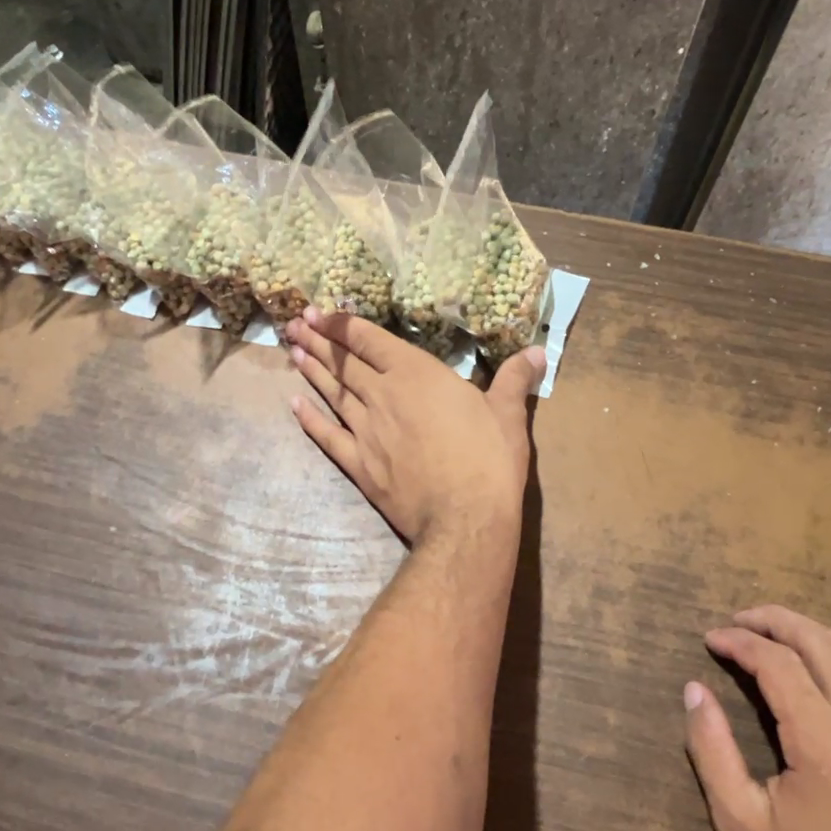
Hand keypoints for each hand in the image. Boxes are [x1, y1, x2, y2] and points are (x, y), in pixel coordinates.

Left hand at [284, 306, 543, 548]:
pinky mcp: (359, 465)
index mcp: (416, 374)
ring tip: (293, 352)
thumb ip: (514, 379)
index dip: (341, 323)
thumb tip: (538, 351)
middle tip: (294, 326)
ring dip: (312, 372)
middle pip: (345, 364)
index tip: (317, 311)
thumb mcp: (508, 414)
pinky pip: (327, 436)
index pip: (369, 339)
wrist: (464, 519)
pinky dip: (309, 419)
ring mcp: (366, 431)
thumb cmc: (490, 460)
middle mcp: (382, 395)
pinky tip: (294, 405)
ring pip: (332, 394)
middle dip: (318, 342)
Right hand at [684, 606, 830, 830]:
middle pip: (824, 644)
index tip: (710, 638)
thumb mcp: (742, 825)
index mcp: (825, 741)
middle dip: (777, 622)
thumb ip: (713, 751)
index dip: (740, 642)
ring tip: (786, 637)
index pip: (778, 664)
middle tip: (741, 620)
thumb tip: (694, 691)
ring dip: (822, 636)